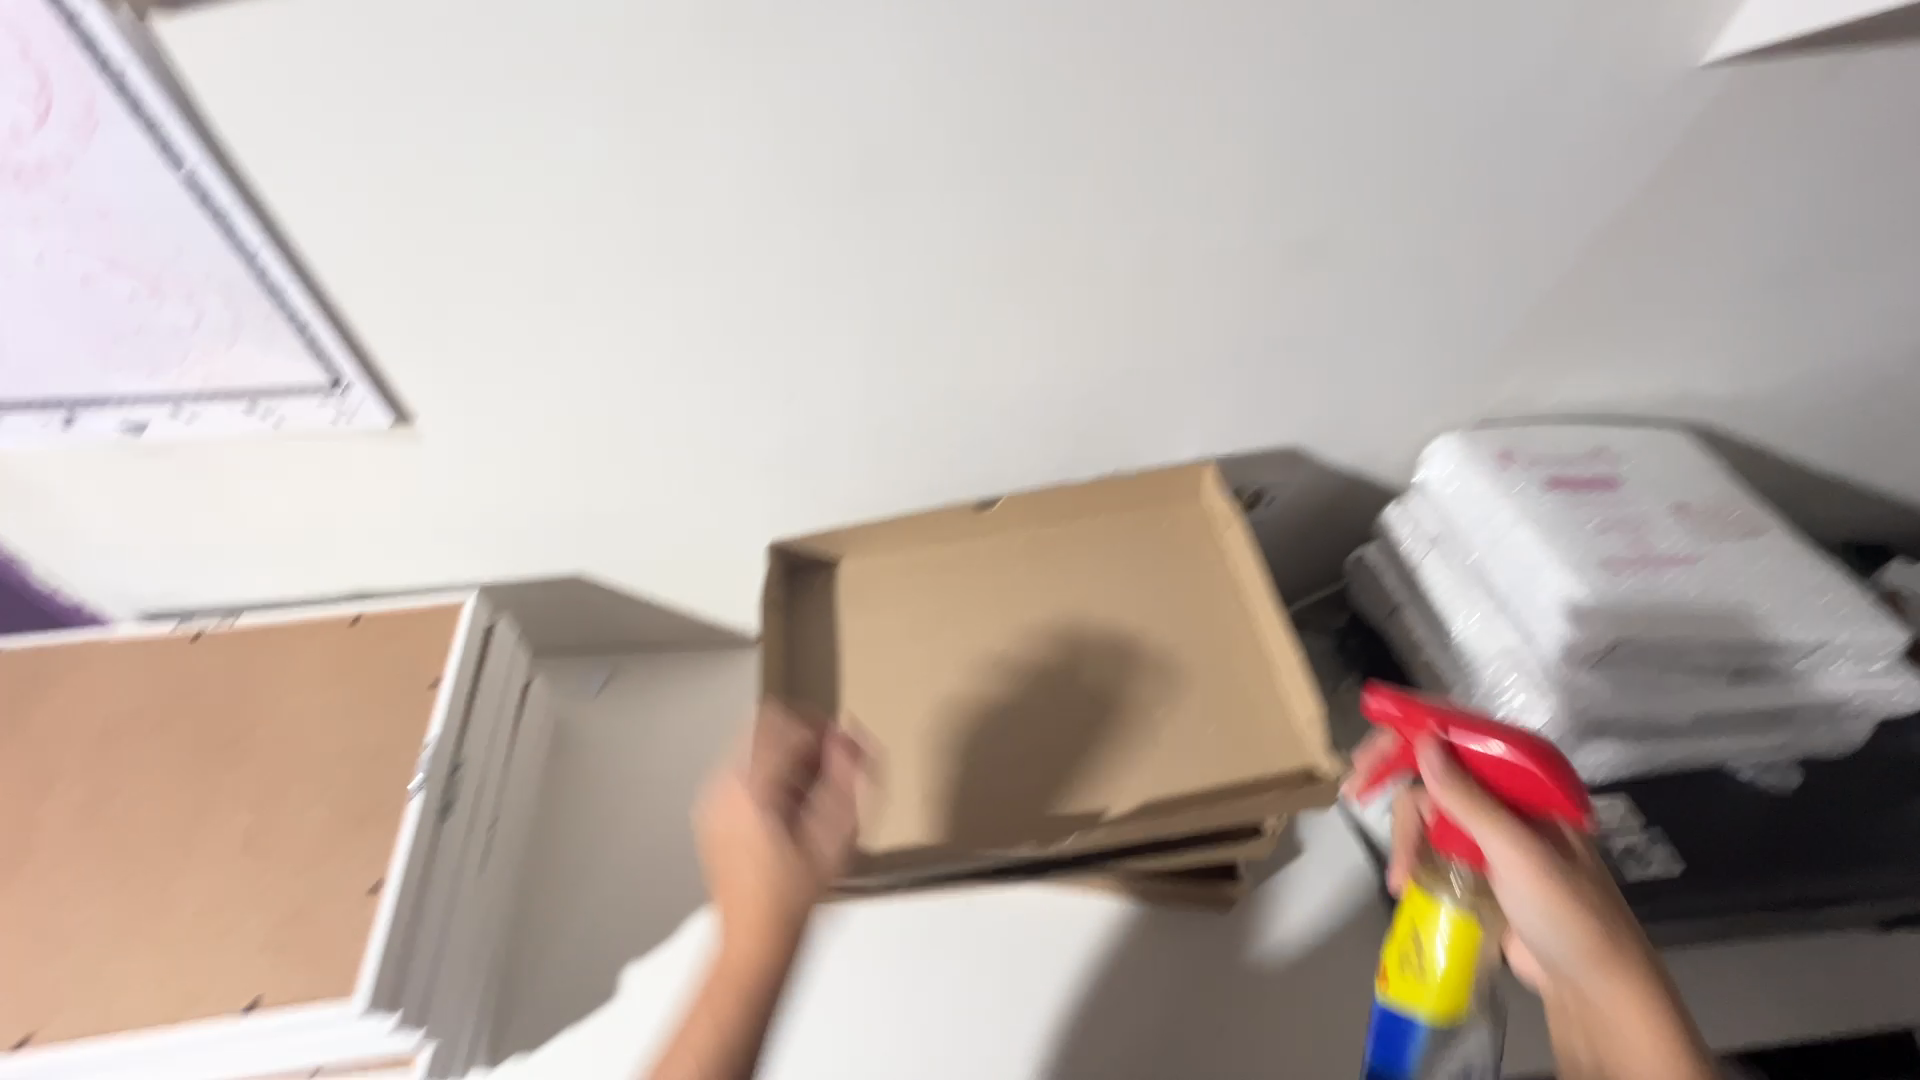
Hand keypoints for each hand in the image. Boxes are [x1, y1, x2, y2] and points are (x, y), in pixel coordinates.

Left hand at [694, 701, 869, 953]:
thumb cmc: (795, 896)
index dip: (823, 727)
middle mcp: (725, 785)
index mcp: (752, 787)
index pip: (787, 723)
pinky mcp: (712, 811)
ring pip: (754, 743)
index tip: (843, 744)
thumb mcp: (838, 834)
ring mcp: (713, 798)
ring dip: (788, 753)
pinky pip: (743, 768)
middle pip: (765, 724)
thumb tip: (851, 737)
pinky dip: (771, 772)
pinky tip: (792, 805)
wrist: (755, 939)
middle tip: (829, 760)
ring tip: (813, 789)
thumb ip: (849, 776)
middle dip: (803, 735)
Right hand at [1351, 731, 1713, 1078]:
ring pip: (1425, 809)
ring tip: (1401, 877)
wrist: (1593, 991)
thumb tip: (1423, 740)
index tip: (1370, 752)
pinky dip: (1411, 858)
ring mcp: (1489, 830)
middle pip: (1433, 770)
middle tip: (1353, 791)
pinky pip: (1429, 843)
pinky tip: (1404, 882)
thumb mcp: (1516, 853)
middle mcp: (1506, 796)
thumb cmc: (1569, 914)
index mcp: (1527, 783)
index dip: (1412, 734)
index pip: (1460, 738)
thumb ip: (1468, 798)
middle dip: (1392, 782)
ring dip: (1404, 838)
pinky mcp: (1475, 863)